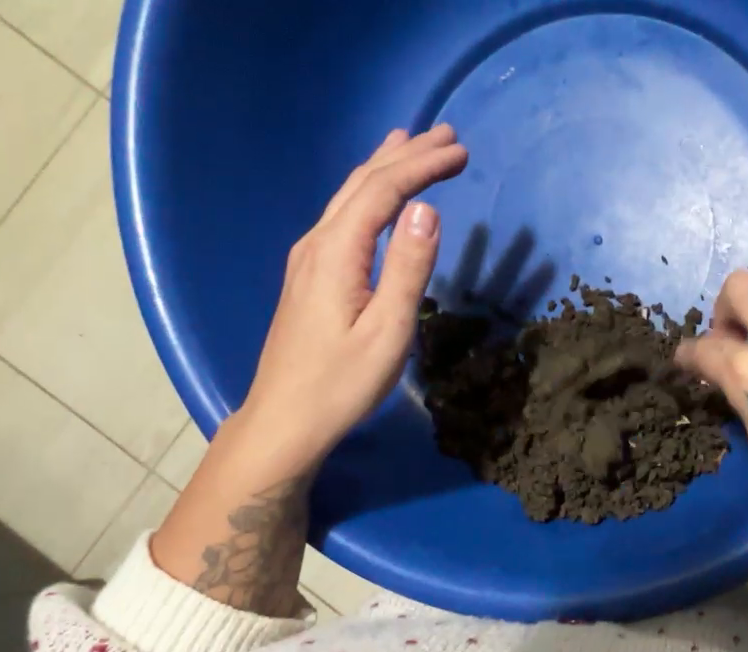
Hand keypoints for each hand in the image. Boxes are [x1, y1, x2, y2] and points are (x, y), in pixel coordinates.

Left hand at [234, 126, 468, 471]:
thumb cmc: (341, 383)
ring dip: (384, 169)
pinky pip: (343, 217)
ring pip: (349, 198)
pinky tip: (378, 198)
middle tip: (447, 137)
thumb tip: (427, 210)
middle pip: (362, 185)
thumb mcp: (387, 332)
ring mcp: (309, 258)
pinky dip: (369, 195)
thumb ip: (408, 270)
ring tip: (410, 144)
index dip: (423, 167)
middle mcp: (318, 243)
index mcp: (338, 252)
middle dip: (406, 156)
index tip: (461, 152)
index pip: (384, 192)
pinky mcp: (310, 276)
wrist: (285, 418)